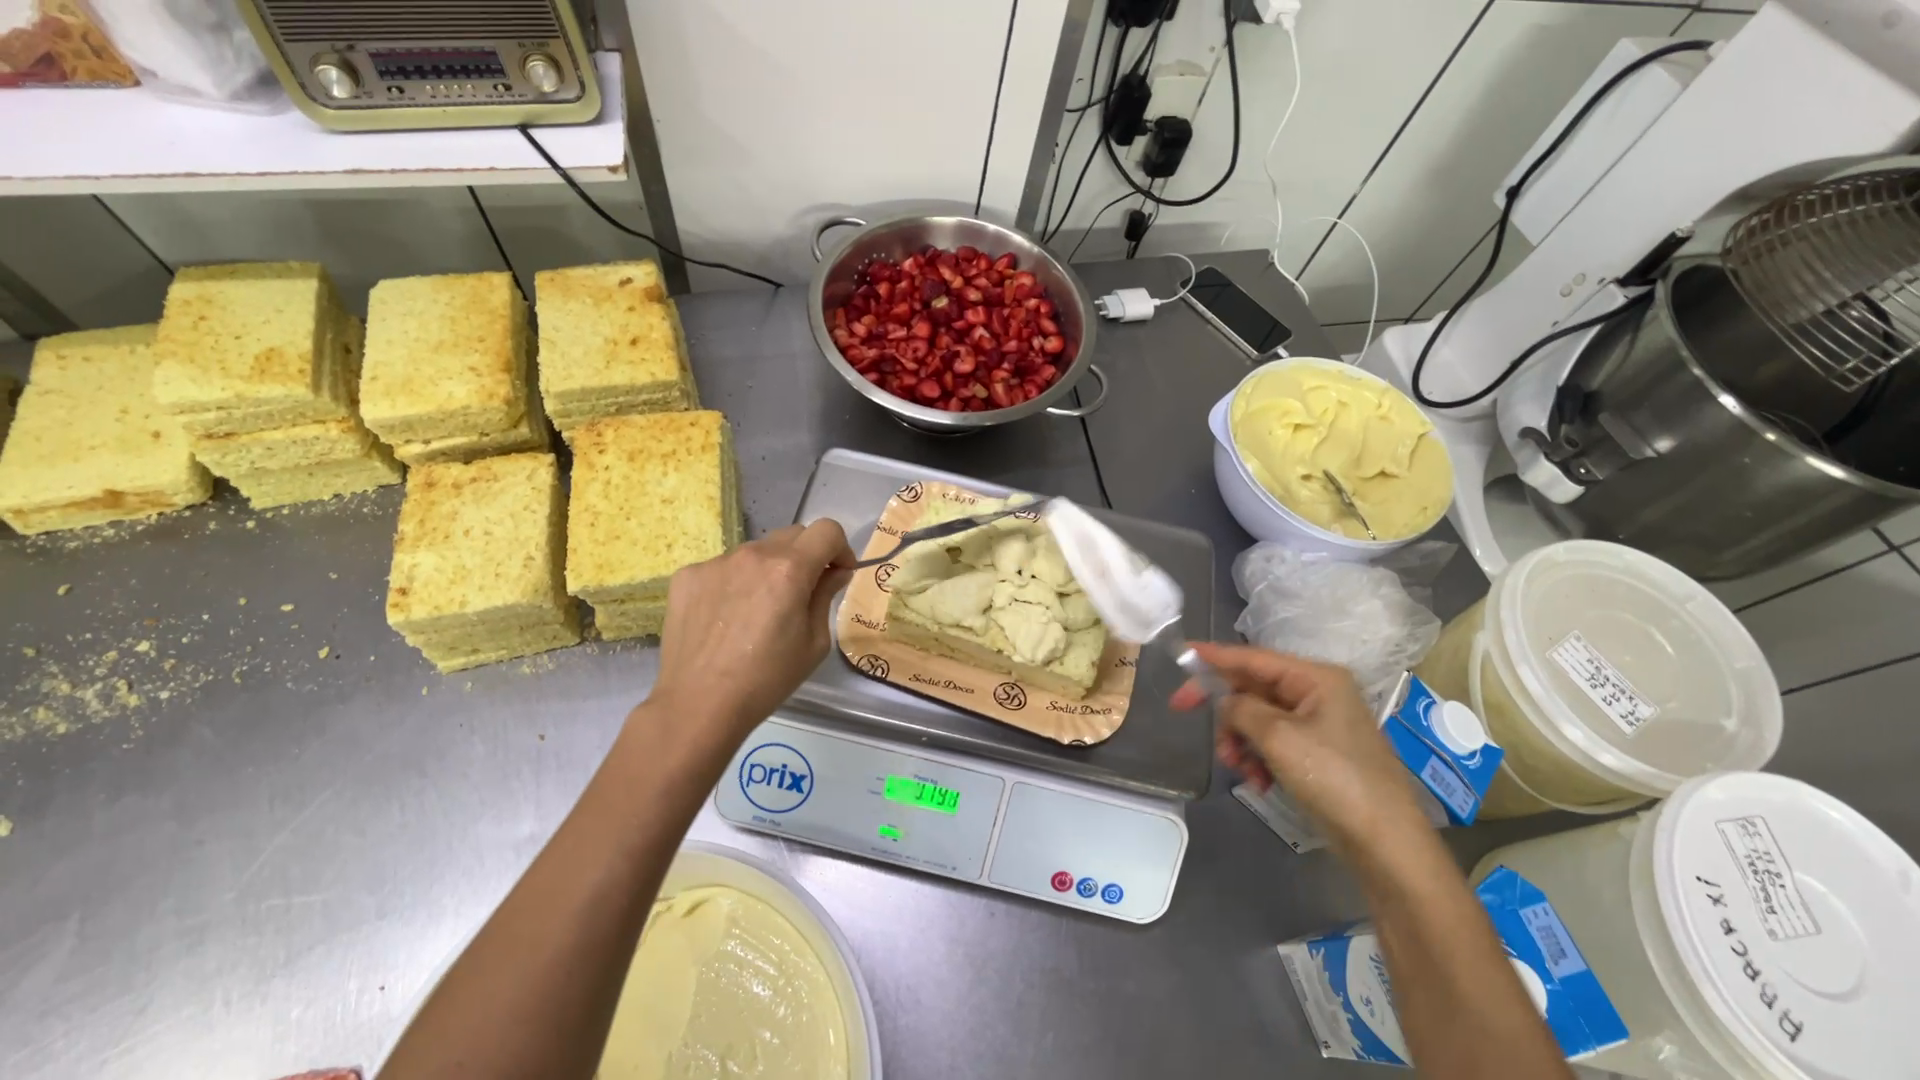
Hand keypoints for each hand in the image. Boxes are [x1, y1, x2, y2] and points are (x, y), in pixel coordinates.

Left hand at [644, 519, 854, 745]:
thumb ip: (825, 596)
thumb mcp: (814, 643)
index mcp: (789, 570)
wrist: (699, 703)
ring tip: (758, 611)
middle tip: (802, 593)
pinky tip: (727, 618)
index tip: (837, 573)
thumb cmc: (766, 680)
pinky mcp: (687, 576)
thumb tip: (833, 572)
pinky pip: (723, 568)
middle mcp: (752, 555)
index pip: (827, 530)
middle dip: (806, 556)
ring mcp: (715, 562)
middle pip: (791, 535)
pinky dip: (734, 583)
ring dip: (767, 570)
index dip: (840, 548)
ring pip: (755, 552)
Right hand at [1172, 643, 1425, 849]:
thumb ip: (1241, 709)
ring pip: (1258, 719)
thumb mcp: (1279, 738)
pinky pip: (1272, 744)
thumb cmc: (1334, 778)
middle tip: (1186, 717)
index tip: (1180, 655)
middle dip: (1226, 711)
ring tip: (1240, 769)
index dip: (1214, 656)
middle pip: (1253, 689)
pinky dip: (1258, 759)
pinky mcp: (1317, 754)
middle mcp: (1318, 694)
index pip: (1253, 657)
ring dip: (1240, 741)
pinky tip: (1258, 783)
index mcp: (1316, 678)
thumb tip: (1225, 701)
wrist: (1384, 840)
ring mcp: (1319, 725)